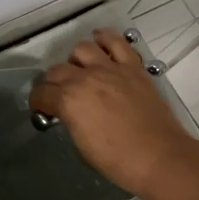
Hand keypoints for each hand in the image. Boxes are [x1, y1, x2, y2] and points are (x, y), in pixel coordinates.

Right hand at [30, 28, 198, 198]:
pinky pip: (116, 42)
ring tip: (81, 71)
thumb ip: (71, 123)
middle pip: (57, 70)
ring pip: (82, 49)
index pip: (41, 94)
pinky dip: (105, 38)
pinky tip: (100, 42)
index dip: (38, 103)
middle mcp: (85, 78)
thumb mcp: (82, 147)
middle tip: (60, 95)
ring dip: (75, 60)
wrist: (160, 158)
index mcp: (68, 101)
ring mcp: (110, 69)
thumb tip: (69, 115)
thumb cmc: (117, 161)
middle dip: (53, 83)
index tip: (42, 110)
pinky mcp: (132, 67)